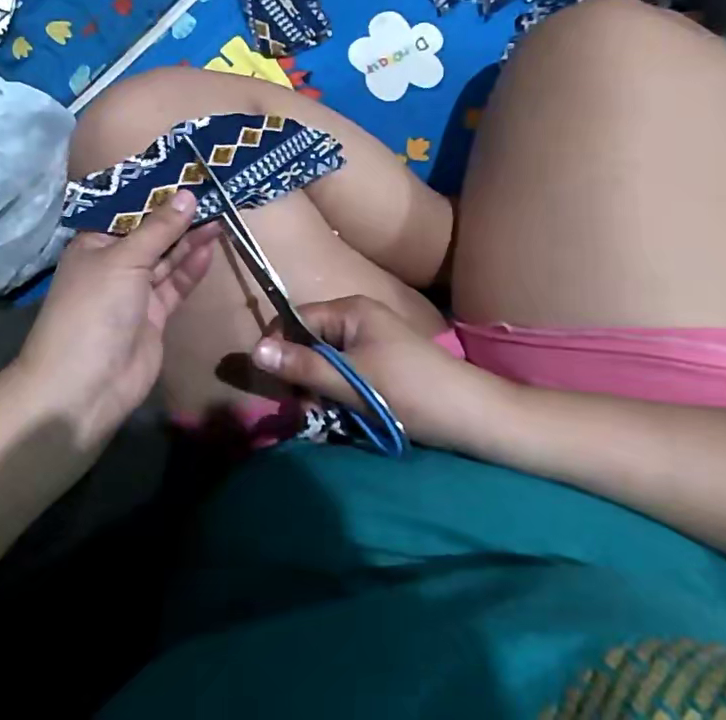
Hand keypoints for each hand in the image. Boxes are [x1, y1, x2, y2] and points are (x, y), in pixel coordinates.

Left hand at [17, 191, 218, 447]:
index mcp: (93, 245)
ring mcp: (134, 292)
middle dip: (178, 217)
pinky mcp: (154, 315)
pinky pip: (175, 285)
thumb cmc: (94, 309)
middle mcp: (113, 264)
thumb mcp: (125, 260)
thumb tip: (188, 194)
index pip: (127, 212)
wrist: (85, 385)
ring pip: (166, 259)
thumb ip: (160, 229)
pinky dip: (191, 268)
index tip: (187, 177)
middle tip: (213, 195)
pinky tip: (209, 248)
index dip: (156, 196)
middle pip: (151, 235)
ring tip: (219, 217)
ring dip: (189, 240)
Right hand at [248, 295, 510, 448]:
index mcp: (351, 309)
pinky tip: (349, 414)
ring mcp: (373, 340)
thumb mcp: (351, 381)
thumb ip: (302, 366)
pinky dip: (341, 393)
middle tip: (311, 410)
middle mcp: (359, 317)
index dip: (281, 349)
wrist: (472, 415)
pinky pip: (346, 372)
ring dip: (322, 389)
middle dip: (303, 376)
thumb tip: (253, 350)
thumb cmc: (411, 391)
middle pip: (309, 341)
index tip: (283, 388)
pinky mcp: (382, 362)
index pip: (295, 318)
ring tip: (333, 416)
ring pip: (326, 362)